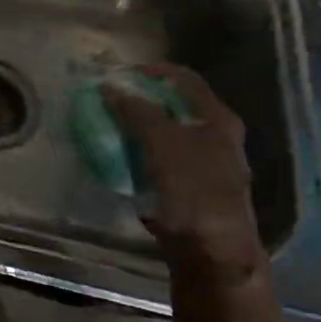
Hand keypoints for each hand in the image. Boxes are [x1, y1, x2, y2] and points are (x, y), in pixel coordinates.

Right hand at [104, 63, 267, 280]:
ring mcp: (204, 161)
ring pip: (164, 132)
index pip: (182, 79)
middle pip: (172, 104)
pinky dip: (138, 151)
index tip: (114, 76)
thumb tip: (111, 86)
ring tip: (104, 128)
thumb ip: (137, 112)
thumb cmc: (192, 190)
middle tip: (105, 103)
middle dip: (137, 100)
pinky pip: (159, 157)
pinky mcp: (189, 184)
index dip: (148, 71)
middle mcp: (215, 135)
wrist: (211, 250)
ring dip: (135, 127)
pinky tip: (118, 159)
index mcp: (216, 119)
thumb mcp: (162, 144)